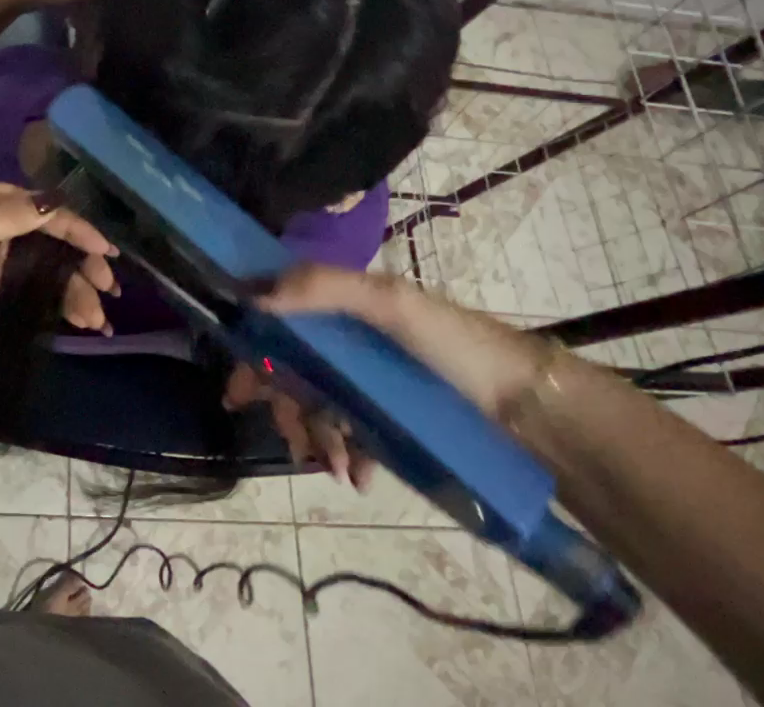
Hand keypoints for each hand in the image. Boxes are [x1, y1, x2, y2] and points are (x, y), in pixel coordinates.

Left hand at [0, 177, 116, 351]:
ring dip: (66, 288)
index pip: (37, 206)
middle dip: (77, 264)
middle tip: (108, 292)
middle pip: (43, 237)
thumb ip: (7, 218)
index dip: (75, 226)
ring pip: (38, 265)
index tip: (106, 251)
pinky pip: (23, 286)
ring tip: (94, 319)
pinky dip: (47, 300)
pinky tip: (72, 317)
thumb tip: (56, 204)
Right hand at [224, 268, 553, 490]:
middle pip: (289, 376)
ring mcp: (366, 384)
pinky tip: (358, 475)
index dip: (251, 353)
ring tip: (337, 466)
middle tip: (296, 443)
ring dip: (315, 441)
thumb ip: (323, 289)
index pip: (277, 323)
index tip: (236, 392)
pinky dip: (345, 456)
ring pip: (315, 412)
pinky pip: (347, 438)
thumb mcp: (391, 303)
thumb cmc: (455, 345)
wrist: (527, 409)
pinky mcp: (386, 420)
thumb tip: (254, 298)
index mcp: (342, 309)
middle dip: (286, 412)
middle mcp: (346, 344)